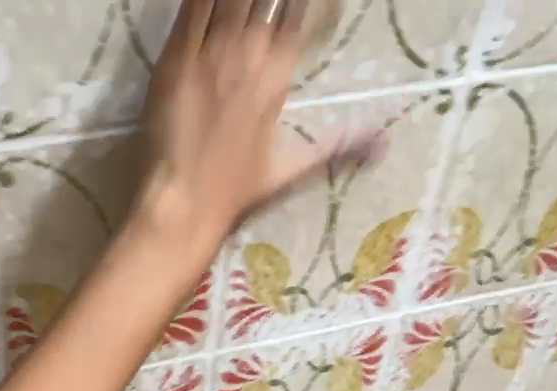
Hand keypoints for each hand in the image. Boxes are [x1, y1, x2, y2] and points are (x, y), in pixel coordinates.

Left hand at [137, 0, 382, 251]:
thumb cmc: (234, 194)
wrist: (184, 205)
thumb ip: (337, 147)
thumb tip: (383, 144)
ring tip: (236, 4)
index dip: (295, 2)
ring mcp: (210, 51)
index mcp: (278, 74)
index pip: (298, 9)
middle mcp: (249, 52)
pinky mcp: (174, 58)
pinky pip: (192, 5)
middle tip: (257, 9)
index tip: (289, 9)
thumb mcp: (291, 170)